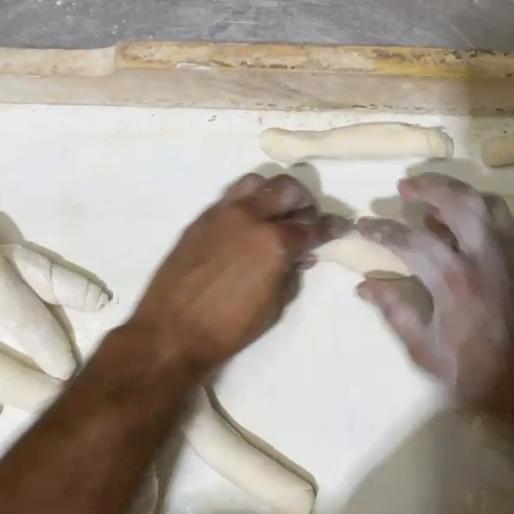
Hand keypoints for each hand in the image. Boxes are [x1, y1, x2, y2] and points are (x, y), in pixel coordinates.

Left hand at [130, 173, 345, 373]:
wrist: (172, 331)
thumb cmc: (229, 328)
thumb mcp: (275, 306)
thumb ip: (292, 274)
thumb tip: (300, 256)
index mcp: (274, 243)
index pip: (313, 226)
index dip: (332, 226)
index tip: (341, 226)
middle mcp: (251, 217)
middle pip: (287, 188)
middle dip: (304, 200)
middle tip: (307, 217)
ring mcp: (222, 213)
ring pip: (257, 182)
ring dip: (273, 192)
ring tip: (276, 211)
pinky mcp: (201, 218)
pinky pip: (231, 195)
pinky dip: (247, 201)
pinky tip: (248, 222)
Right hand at [357, 174, 513, 411]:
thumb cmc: (475, 374)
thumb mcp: (425, 351)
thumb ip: (394, 311)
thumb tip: (364, 284)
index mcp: (455, 282)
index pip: (411, 241)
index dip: (382, 230)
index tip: (362, 225)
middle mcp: (484, 258)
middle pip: (456, 201)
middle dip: (427, 187)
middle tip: (403, 187)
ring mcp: (508, 255)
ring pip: (484, 203)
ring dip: (456, 191)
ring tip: (431, 196)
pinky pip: (500, 219)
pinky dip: (477, 208)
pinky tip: (460, 220)